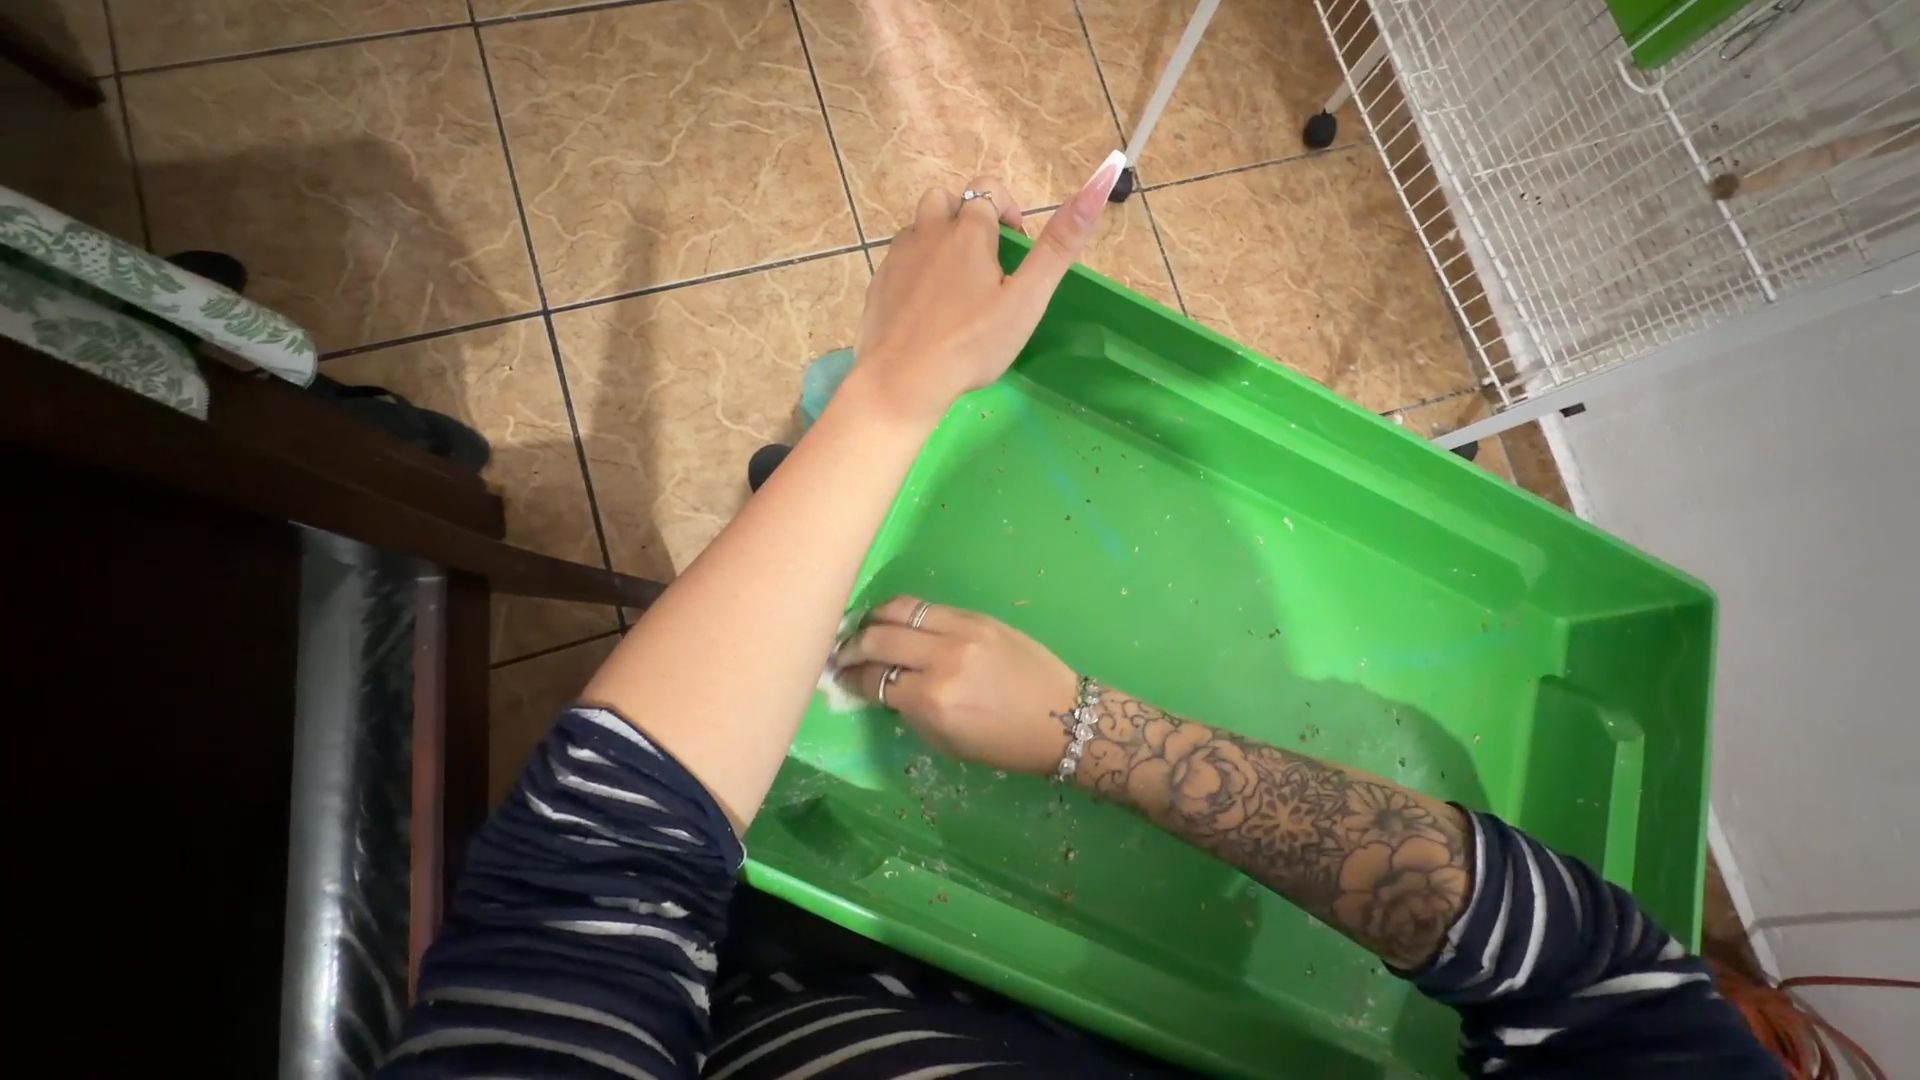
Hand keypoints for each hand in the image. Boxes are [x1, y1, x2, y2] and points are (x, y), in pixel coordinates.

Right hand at [835, 596, 1081, 774]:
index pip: (874, 679)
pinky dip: (904, 613)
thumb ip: (908, 709)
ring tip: (864, 629)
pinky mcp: (977, 617)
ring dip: (872, 618)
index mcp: (931, 701)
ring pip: (898, 610)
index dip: (851, 679)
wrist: (1060, 716)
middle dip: (851, 646)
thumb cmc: (1002, 743)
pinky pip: (928, 607)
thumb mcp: (945, 740)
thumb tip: (879, 684)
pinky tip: (896, 621)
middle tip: (842, 653)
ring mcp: (961, 632)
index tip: (841, 678)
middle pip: (877, 638)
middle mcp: (941, 660)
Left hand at [846, 152, 1126, 425]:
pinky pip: (899, 261)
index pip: (989, 190)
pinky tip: (926, 309)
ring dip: (939, 242)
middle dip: (969, 220)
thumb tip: (1103, 177)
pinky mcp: (878, 284)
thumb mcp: (1026, 299)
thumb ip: (1059, 245)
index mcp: (968, 231)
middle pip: (948, 200)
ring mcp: (897, 257)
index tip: (1016, 251)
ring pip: (919, 228)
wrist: (901, 381)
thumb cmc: (971, 345)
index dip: (1008, 212)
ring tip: (956, 286)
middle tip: (985, 265)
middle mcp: (928, 232)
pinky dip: (915, 270)